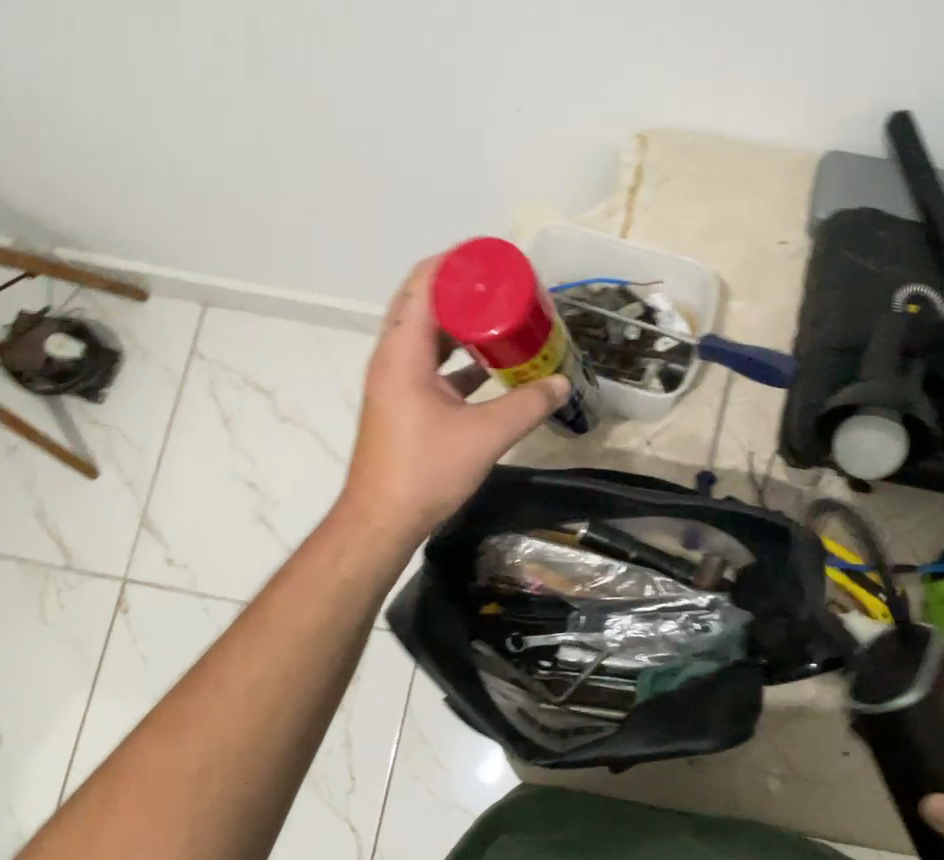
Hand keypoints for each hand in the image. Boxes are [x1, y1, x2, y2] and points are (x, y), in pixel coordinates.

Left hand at [337, 254, 568, 541]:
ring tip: (502, 317)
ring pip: (428, 336)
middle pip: (424, 303)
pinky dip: (457, 358)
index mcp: (403, 352)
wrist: (382, 519)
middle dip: (464, 290)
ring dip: (461, 324)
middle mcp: (393, 358)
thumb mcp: (485, 437)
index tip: (493, 256)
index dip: (457, 263)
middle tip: (505, 285)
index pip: (425, 284)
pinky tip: (490, 365)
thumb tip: (562, 384)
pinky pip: (430, 364)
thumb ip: (527, 407)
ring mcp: (395, 381)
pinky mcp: (403, 403)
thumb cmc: (425, 472)